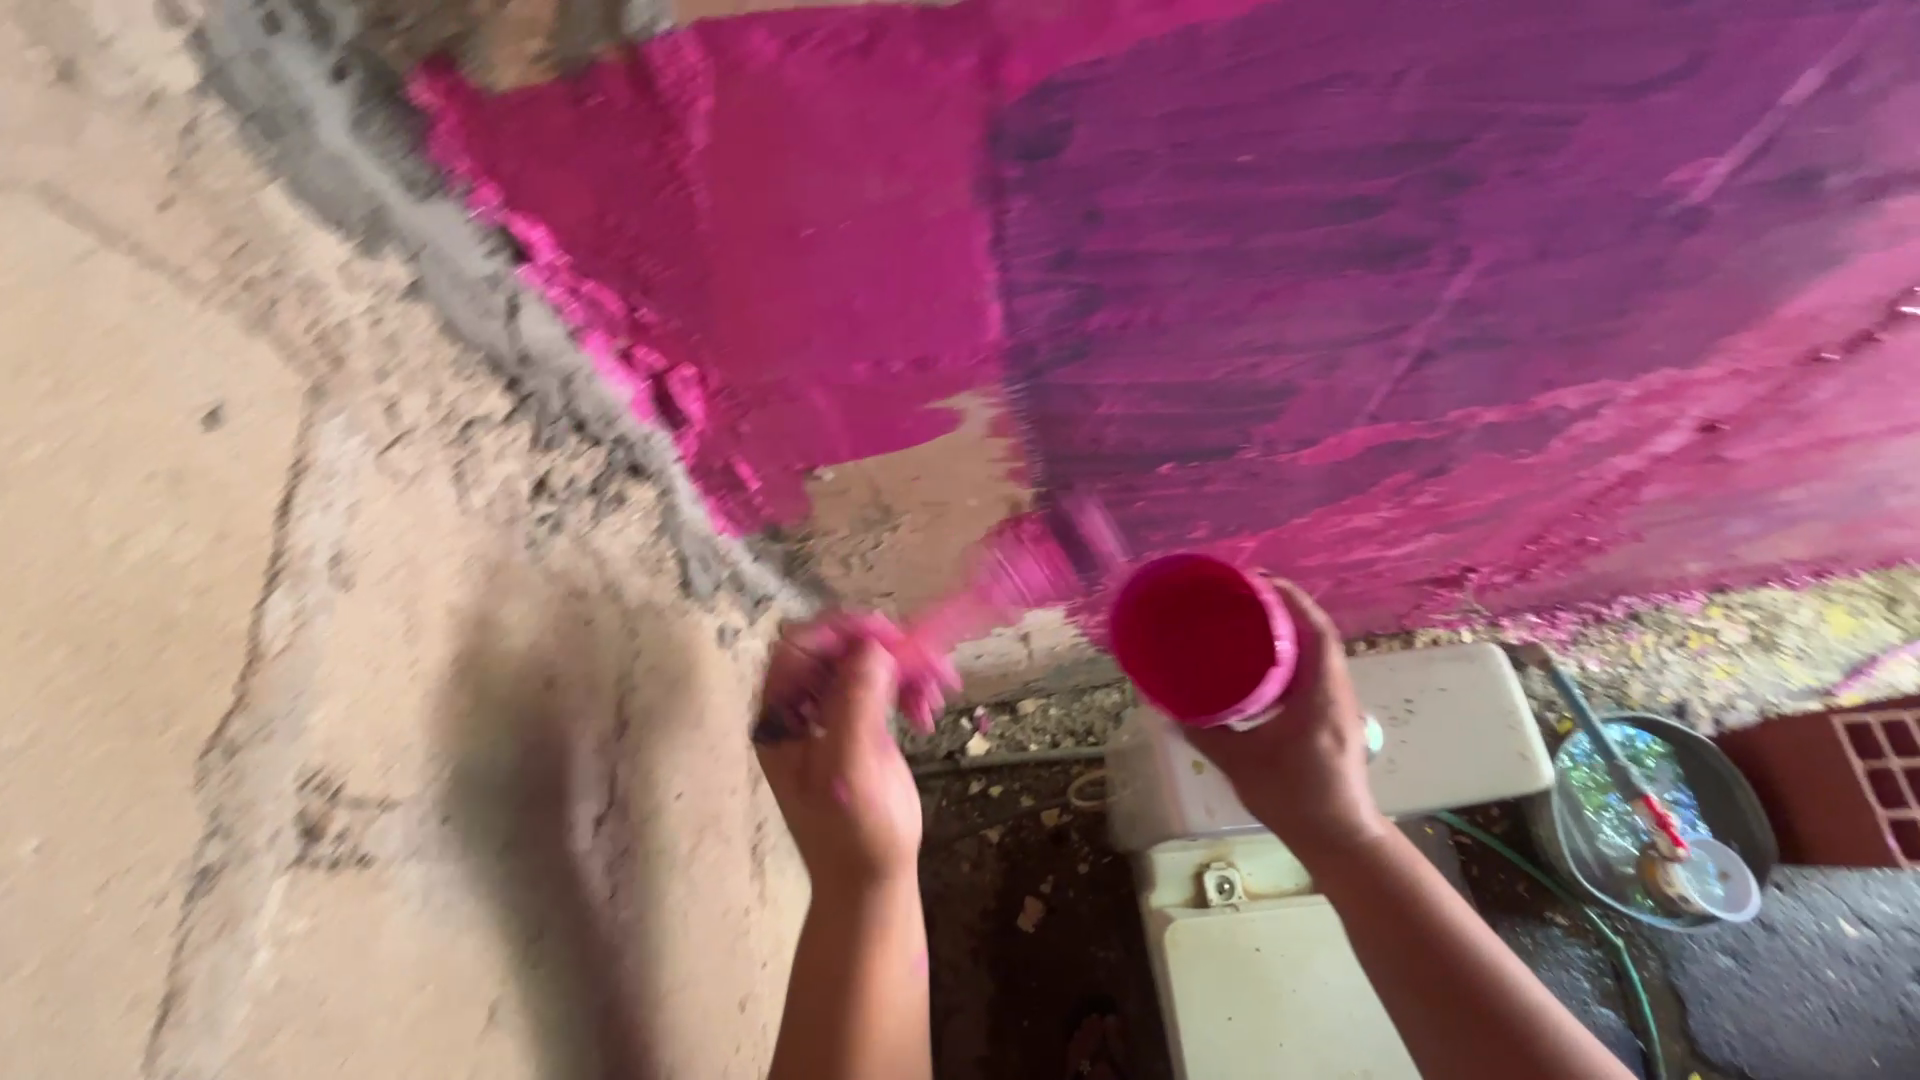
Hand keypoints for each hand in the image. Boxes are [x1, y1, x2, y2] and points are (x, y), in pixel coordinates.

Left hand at [755, 617, 924, 896]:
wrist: (873, 877)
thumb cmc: (853, 834)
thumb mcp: (850, 769)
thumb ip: (854, 704)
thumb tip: (871, 647)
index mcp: (780, 716)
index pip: (797, 647)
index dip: (838, 632)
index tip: (884, 636)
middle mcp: (802, 707)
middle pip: (838, 647)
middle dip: (884, 650)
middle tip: (924, 662)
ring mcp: (833, 712)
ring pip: (867, 660)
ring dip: (906, 668)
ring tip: (936, 693)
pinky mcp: (862, 720)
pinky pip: (885, 681)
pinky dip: (912, 686)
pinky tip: (929, 711)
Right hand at [1183, 579, 1388, 862]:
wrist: (1341, 839)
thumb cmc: (1294, 799)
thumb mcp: (1240, 764)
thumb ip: (1204, 732)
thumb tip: (1167, 707)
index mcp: (1320, 695)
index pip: (1316, 631)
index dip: (1292, 599)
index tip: (1259, 581)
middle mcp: (1338, 693)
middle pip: (1319, 634)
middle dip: (1286, 607)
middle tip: (1246, 595)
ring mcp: (1342, 706)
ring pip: (1321, 653)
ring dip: (1292, 630)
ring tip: (1252, 620)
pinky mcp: (1336, 719)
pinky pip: (1317, 671)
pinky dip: (1294, 655)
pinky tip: (1265, 663)